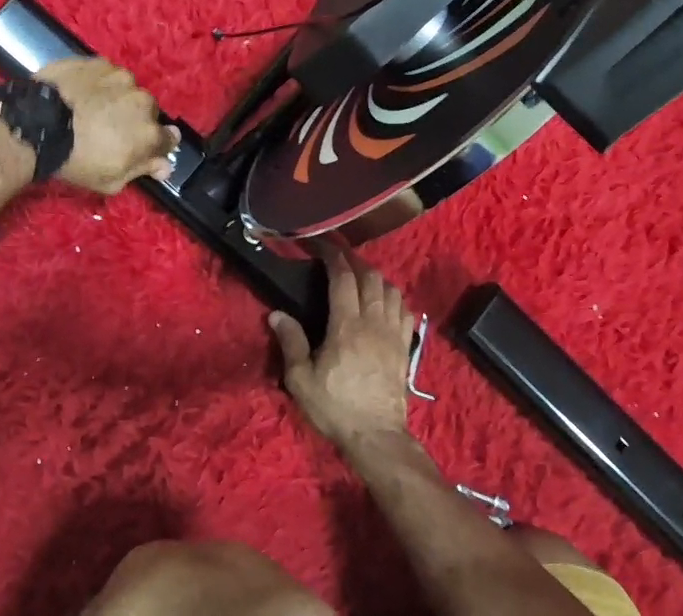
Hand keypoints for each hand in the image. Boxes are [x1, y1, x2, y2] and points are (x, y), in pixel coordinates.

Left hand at [36, 59, 179, 194]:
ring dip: (116, 97)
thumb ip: (141, 170)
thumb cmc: (74, 161)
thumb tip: (164, 165)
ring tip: (92, 108)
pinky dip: (96, 83)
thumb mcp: (109, 181)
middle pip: (146, 110)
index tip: (142, 148)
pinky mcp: (96, 62)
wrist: (36, 125)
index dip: (157, 145)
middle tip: (110, 128)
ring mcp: (119, 76)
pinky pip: (104, 74)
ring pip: (125, 88)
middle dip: (134, 119)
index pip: (169, 139)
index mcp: (149, 132)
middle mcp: (141, 99)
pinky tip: (80, 93)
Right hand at [269, 251, 416, 449]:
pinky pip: (405, 312)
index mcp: (346, 325)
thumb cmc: (335, 407)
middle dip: (355, 261)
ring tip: (361, 277)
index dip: (333, 256)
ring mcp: (393, 334)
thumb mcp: (301, 379)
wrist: (376, 436)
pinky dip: (395, 298)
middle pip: (371, 277)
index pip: (343, 278)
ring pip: (391, 290)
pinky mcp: (405, 348)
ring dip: (376, 277)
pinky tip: (385, 302)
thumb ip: (291, 342)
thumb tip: (276, 314)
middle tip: (338, 257)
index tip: (321, 246)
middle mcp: (373, 322)